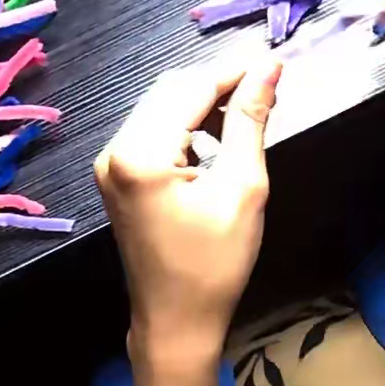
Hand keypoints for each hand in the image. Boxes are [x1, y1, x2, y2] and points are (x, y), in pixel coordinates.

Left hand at [95, 56, 282, 371]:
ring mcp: (109, 163)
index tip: (274, 64)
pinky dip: (183, 126)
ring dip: (201, 105)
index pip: (192, 88)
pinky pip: (150, 132)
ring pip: (159, 108)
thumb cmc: (215, 264)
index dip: (235, 72)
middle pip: (170, 91)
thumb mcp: (242, 188)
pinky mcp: (115, 176)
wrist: (176, 321)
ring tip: (243, 118)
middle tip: (263, 94)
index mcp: (140, 153)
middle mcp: (114, 149)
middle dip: (217, 86)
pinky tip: (212, 139)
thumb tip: (269, 68)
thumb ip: (250, 121)